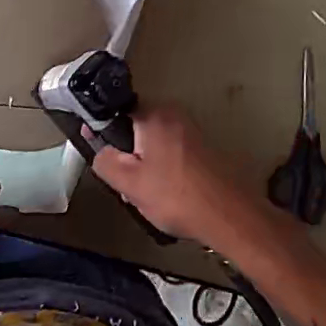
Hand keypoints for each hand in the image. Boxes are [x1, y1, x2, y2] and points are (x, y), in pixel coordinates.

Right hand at [91, 105, 268, 249]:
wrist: (226, 213)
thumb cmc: (175, 195)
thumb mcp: (127, 182)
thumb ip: (105, 160)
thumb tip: (100, 149)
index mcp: (154, 114)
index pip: (116, 111)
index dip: (102, 132)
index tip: (98, 154)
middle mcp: (175, 114)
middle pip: (136, 131)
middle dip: (127, 156)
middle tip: (125, 185)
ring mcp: (192, 131)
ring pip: (153, 146)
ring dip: (145, 168)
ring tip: (146, 197)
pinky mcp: (203, 149)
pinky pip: (171, 155)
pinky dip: (164, 172)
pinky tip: (166, 197)